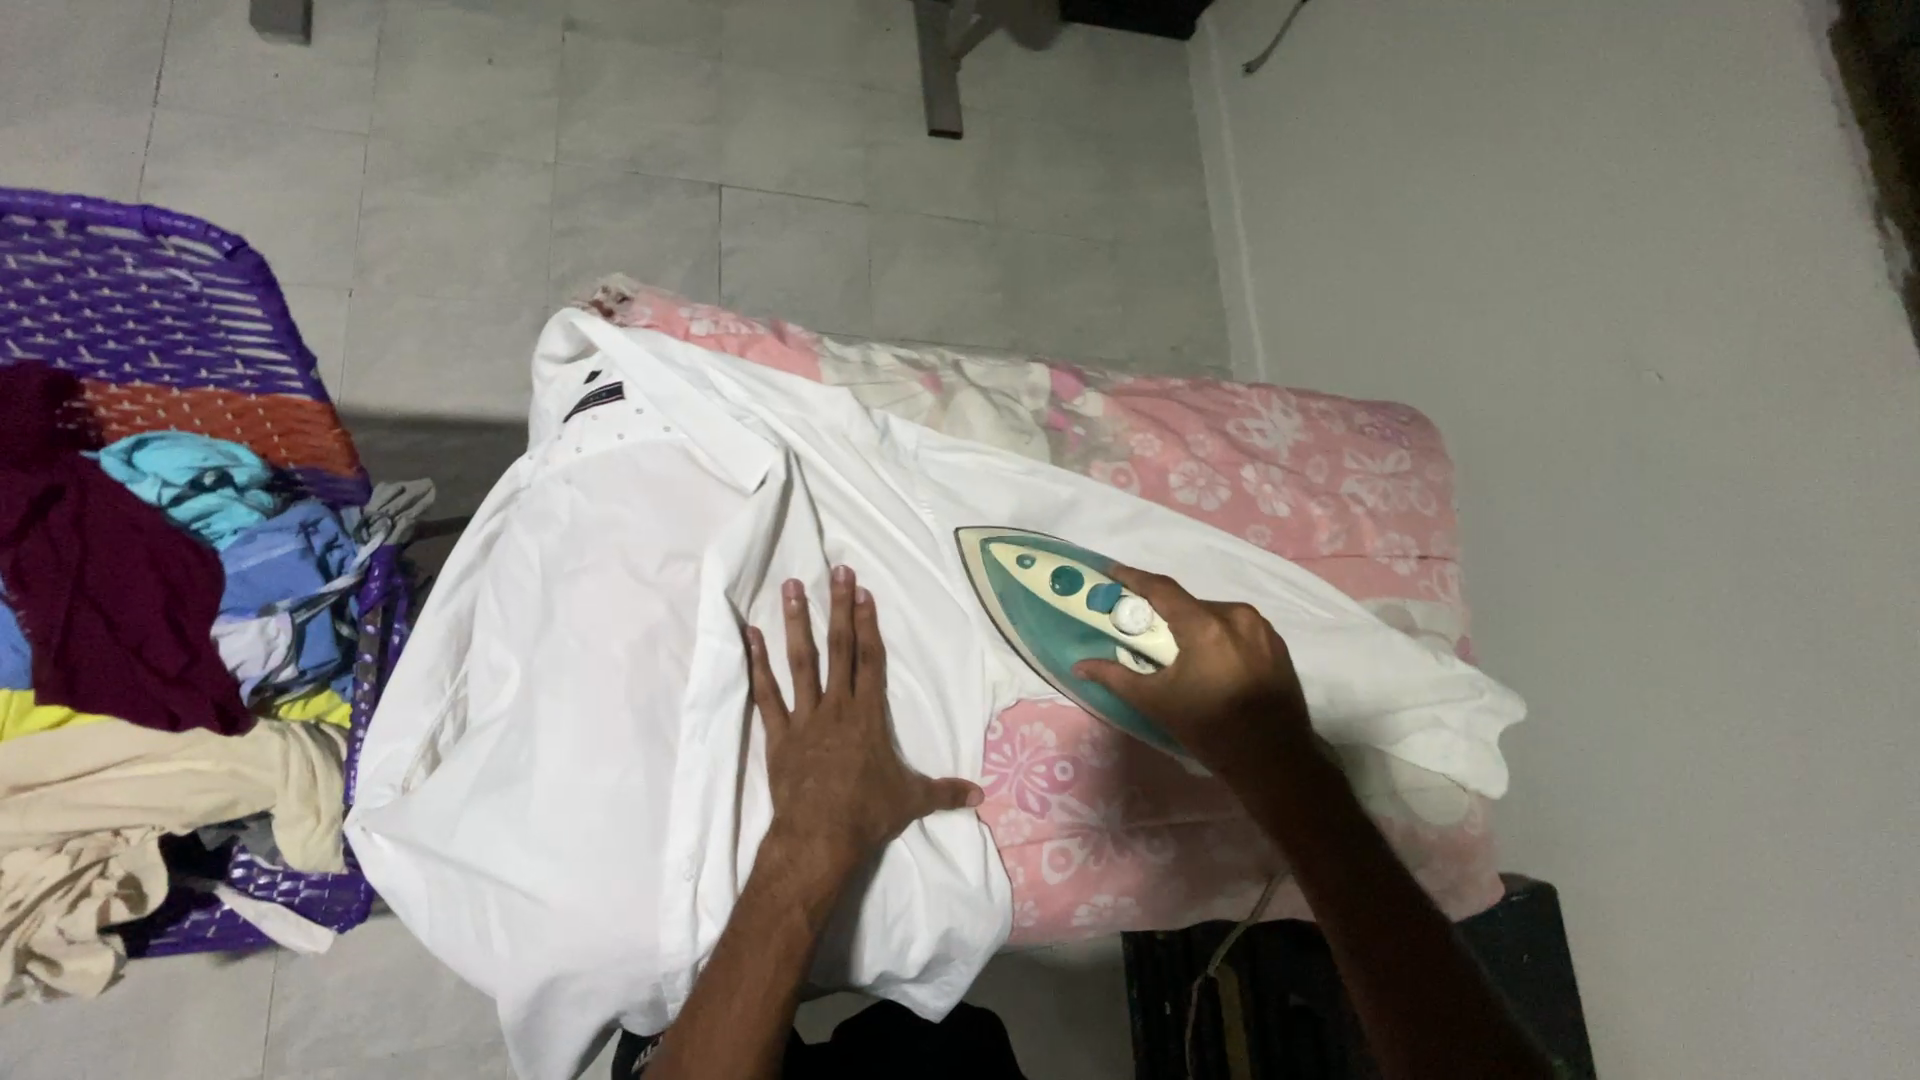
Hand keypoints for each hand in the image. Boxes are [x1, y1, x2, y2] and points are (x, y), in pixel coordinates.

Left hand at [746, 565, 983, 883]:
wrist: (819, 838)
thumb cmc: (867, 814)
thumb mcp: (912, 801)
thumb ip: (945, 791)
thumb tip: (981, 795)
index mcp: (869, 715)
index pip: (871, 659)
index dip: (869, 623)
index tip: (863, 592)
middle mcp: (837, 706)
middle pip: (840, 648)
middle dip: (840, 607)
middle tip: (835, 571)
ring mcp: (805, 717)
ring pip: (800, 661)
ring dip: (797, 622)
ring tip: (791, 587)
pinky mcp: (778, 735)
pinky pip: (766, 694)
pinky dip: (758, 664)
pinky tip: (751, 635)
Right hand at [1073, 565, 1315, 781]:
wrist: (1276, 762)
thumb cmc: (1211, 730)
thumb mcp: (1156, 703)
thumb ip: (1116, 677)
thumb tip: (1080, 665)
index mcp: (1206, 626)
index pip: (1162, 589)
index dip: (1133, 578)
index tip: (1111, 571)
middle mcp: (1237, 617)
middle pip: (1189, 603)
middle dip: (1163, 611)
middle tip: (1142, 627)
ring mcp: (1262, 630)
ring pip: (1215, 615)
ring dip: (1192, 624)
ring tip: (1176, 649)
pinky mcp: (1277, 645)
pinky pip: (1238, 628)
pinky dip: (1218, 636)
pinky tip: (1209, 661)